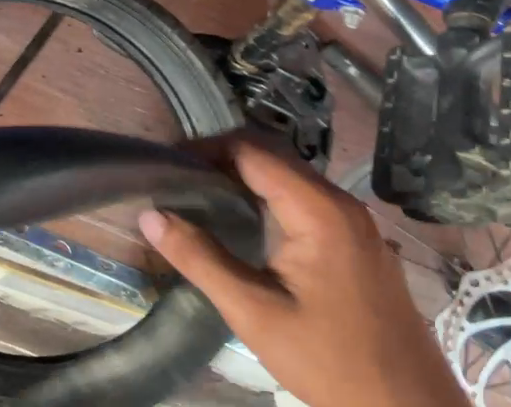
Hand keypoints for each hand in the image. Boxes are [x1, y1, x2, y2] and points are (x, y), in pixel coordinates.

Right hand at [138, 135, 468, 406]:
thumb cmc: (331, 362)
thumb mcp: (253, 313)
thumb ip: (199, 258)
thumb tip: (149, 215)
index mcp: (319, 211)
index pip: (251, 151)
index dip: (204, 149)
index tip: (168, 165)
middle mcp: (342, 205)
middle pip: (272, 156)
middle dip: (221, 158)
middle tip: (178, 178)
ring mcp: (357, 225)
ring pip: (291, 177)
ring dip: (245, 176)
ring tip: (202, 196)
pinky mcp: (361, 245)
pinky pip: (307, 199)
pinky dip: (270, 196)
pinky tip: (246, 223)